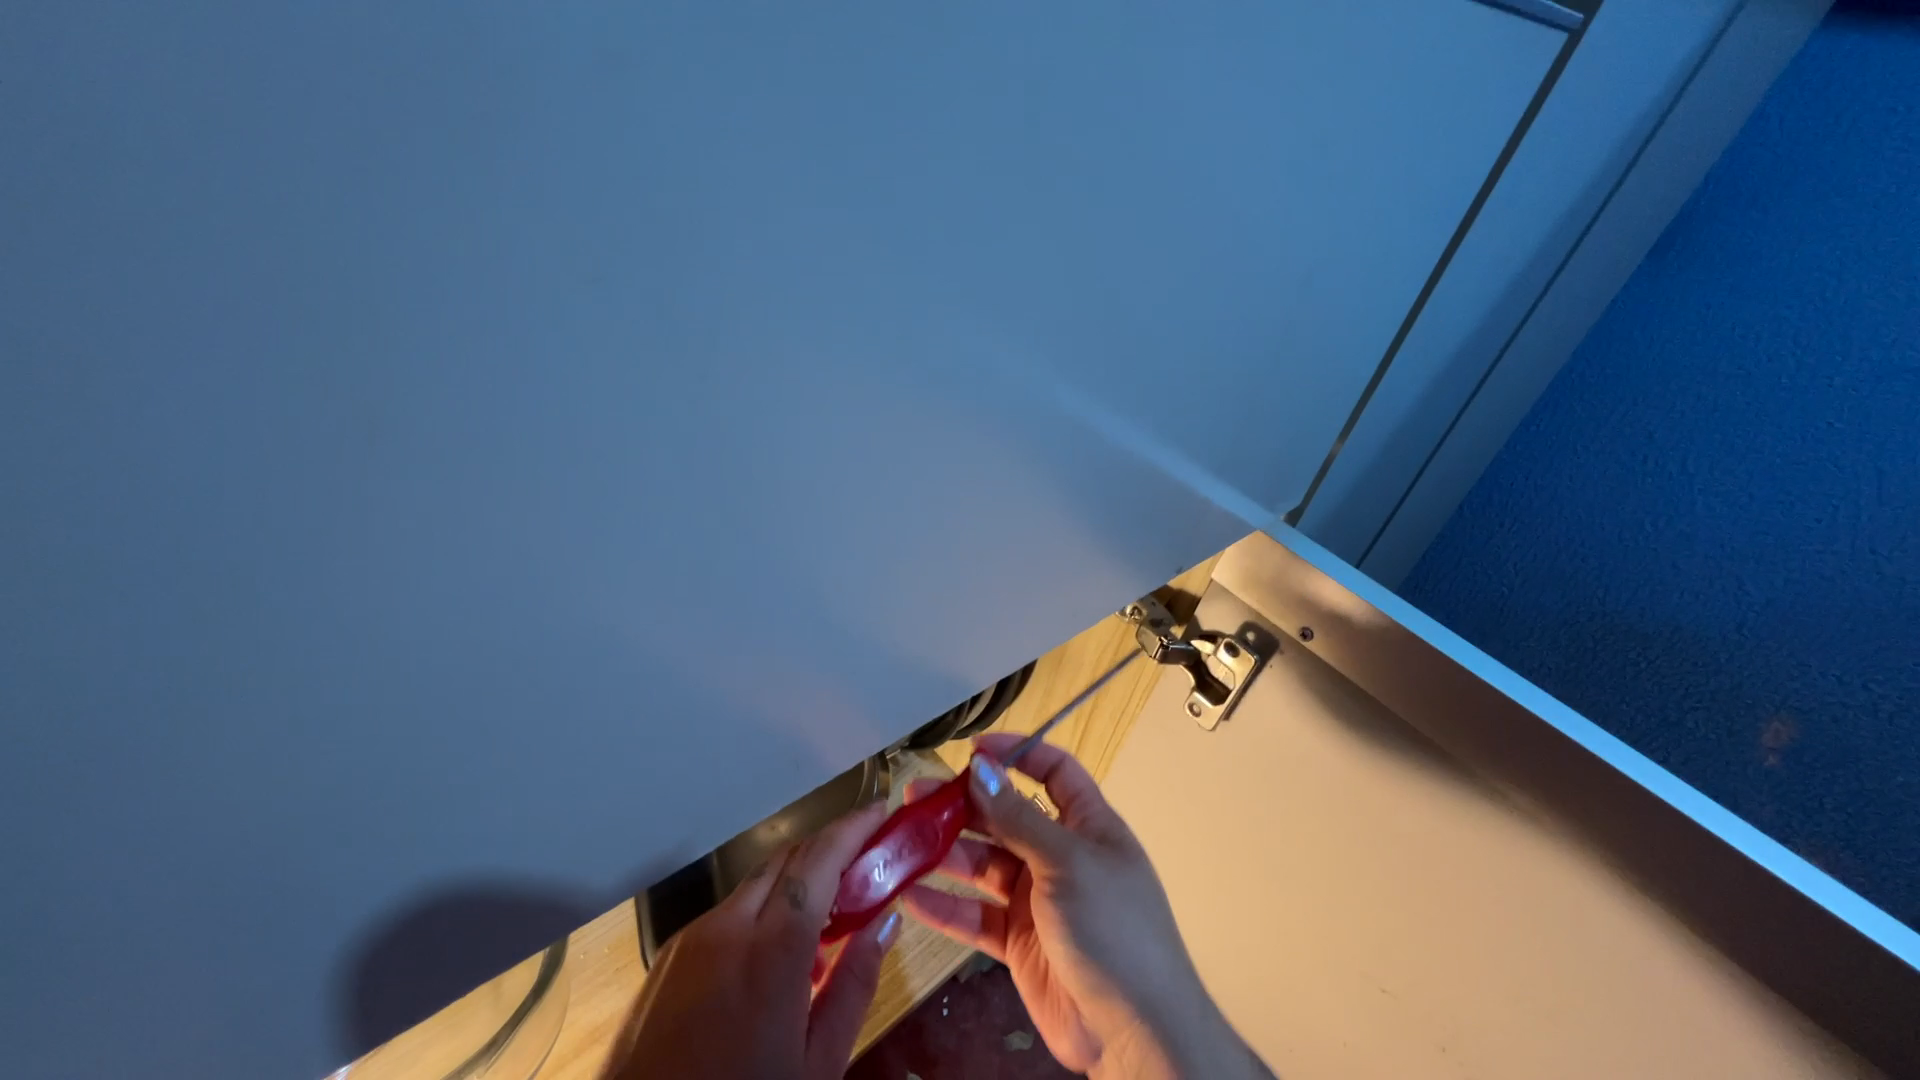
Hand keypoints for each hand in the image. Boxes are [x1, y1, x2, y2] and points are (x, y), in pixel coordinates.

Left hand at [605, 801, 901, 1079]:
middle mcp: (728, 926)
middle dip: (828, 848)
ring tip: (828, 914)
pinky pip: (727, 913)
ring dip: (795, 882)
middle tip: (865, 860)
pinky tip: (775, 951)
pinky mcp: (670, 956)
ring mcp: (692, 938)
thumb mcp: (818, 1062)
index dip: (852, 828)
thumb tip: (886, 923)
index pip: (819, 860)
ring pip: (755, 884)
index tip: (881, 811)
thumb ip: (855, 983)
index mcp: (772, 949)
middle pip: (786, 860)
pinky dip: (761, 911)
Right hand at [904, 734, 1270, 1079]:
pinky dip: (943, 905)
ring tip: (902, 838)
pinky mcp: (1016, 941)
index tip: (973, 750)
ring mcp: (1037, 900)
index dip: (1018, 755)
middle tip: (915, 795)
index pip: (1055, 773)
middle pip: (1006, 818)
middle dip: (963, 805)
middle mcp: (1060, 857)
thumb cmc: (1112, 928)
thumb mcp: (1067, 863)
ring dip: (945, 853)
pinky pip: (974, 914)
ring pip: (983, 865)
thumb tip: (981, 768)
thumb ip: (1019, 818)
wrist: (1132, 1029)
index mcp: (1088, 827)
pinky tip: (907, 894)